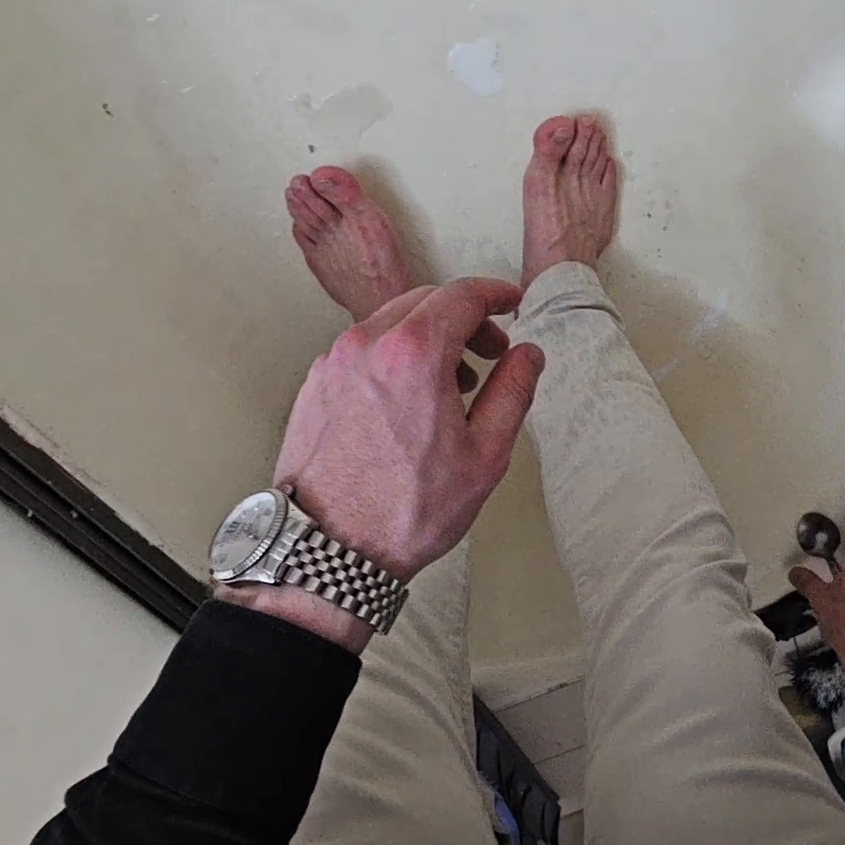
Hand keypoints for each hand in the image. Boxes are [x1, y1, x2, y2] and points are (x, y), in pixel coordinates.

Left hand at [220, 278, 543, 650]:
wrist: (328, 550)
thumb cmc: (406, 510)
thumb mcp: (485, 455)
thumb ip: (513, 392)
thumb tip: (528, 355)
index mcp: (414, 354)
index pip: (463, 295)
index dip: (496, 294)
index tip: (511, 302)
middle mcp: (367, 344)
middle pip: (427, 301)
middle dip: (467, 317)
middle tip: (492, 350)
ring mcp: (335, 362)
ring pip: (393, 322)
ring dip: (431, 336)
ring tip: (455, 383)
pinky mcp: (316, 383)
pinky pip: (365, 348)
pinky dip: (397, 355)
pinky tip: (412, 399)